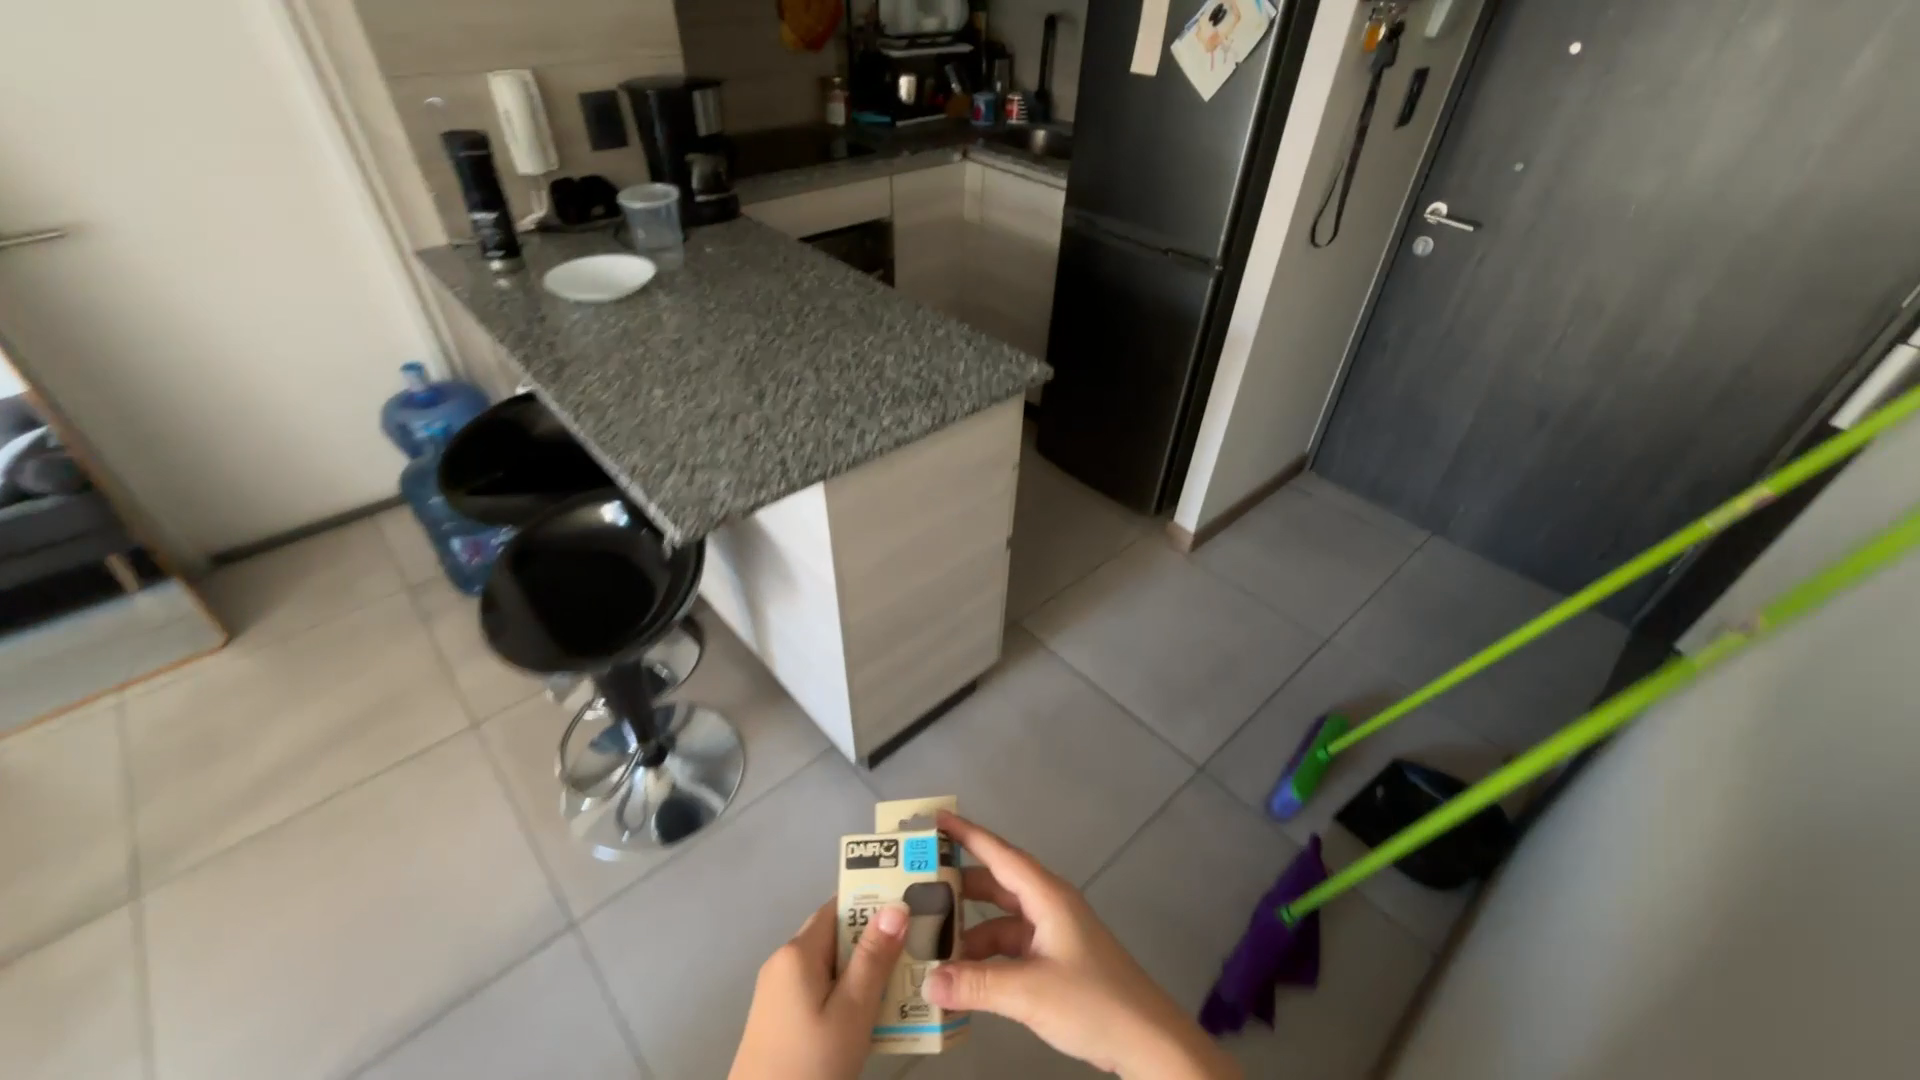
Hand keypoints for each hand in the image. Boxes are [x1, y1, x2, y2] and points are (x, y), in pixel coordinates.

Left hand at [729, 897, 908, 1079]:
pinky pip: (820, 989)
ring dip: (864, 970)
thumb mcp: (852, 1011)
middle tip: (917, 950)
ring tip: (905, 982)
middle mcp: (783, 962)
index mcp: (797, 952)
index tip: (912, 910)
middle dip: (875, 941)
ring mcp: (778, 992)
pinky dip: (847, 993)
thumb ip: (873, 957)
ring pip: (830, 965)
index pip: (839, 907)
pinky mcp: (780, 1019)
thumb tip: (896, 905)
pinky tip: (872, 1015)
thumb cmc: (811, 1063)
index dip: (874, 904)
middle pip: (835, 936)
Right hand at [925, 812, 1239, 1079]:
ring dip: (969, 933)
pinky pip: (1010, 949)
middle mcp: (1048, 907)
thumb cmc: (1092, 1000)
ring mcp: (1053, 935)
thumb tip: (928, 981)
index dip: (967, 835)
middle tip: (917, 890)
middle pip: (996, 886)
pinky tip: (962, 979)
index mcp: (1046, 896)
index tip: (936, 819)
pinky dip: (986, 959)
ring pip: (1000, 922)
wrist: (1146, 1039)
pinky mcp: (1055, 962)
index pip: (1000, 854)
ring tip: (931, 946)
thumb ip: (975, 984)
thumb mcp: (1028, 991)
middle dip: (959, 889)